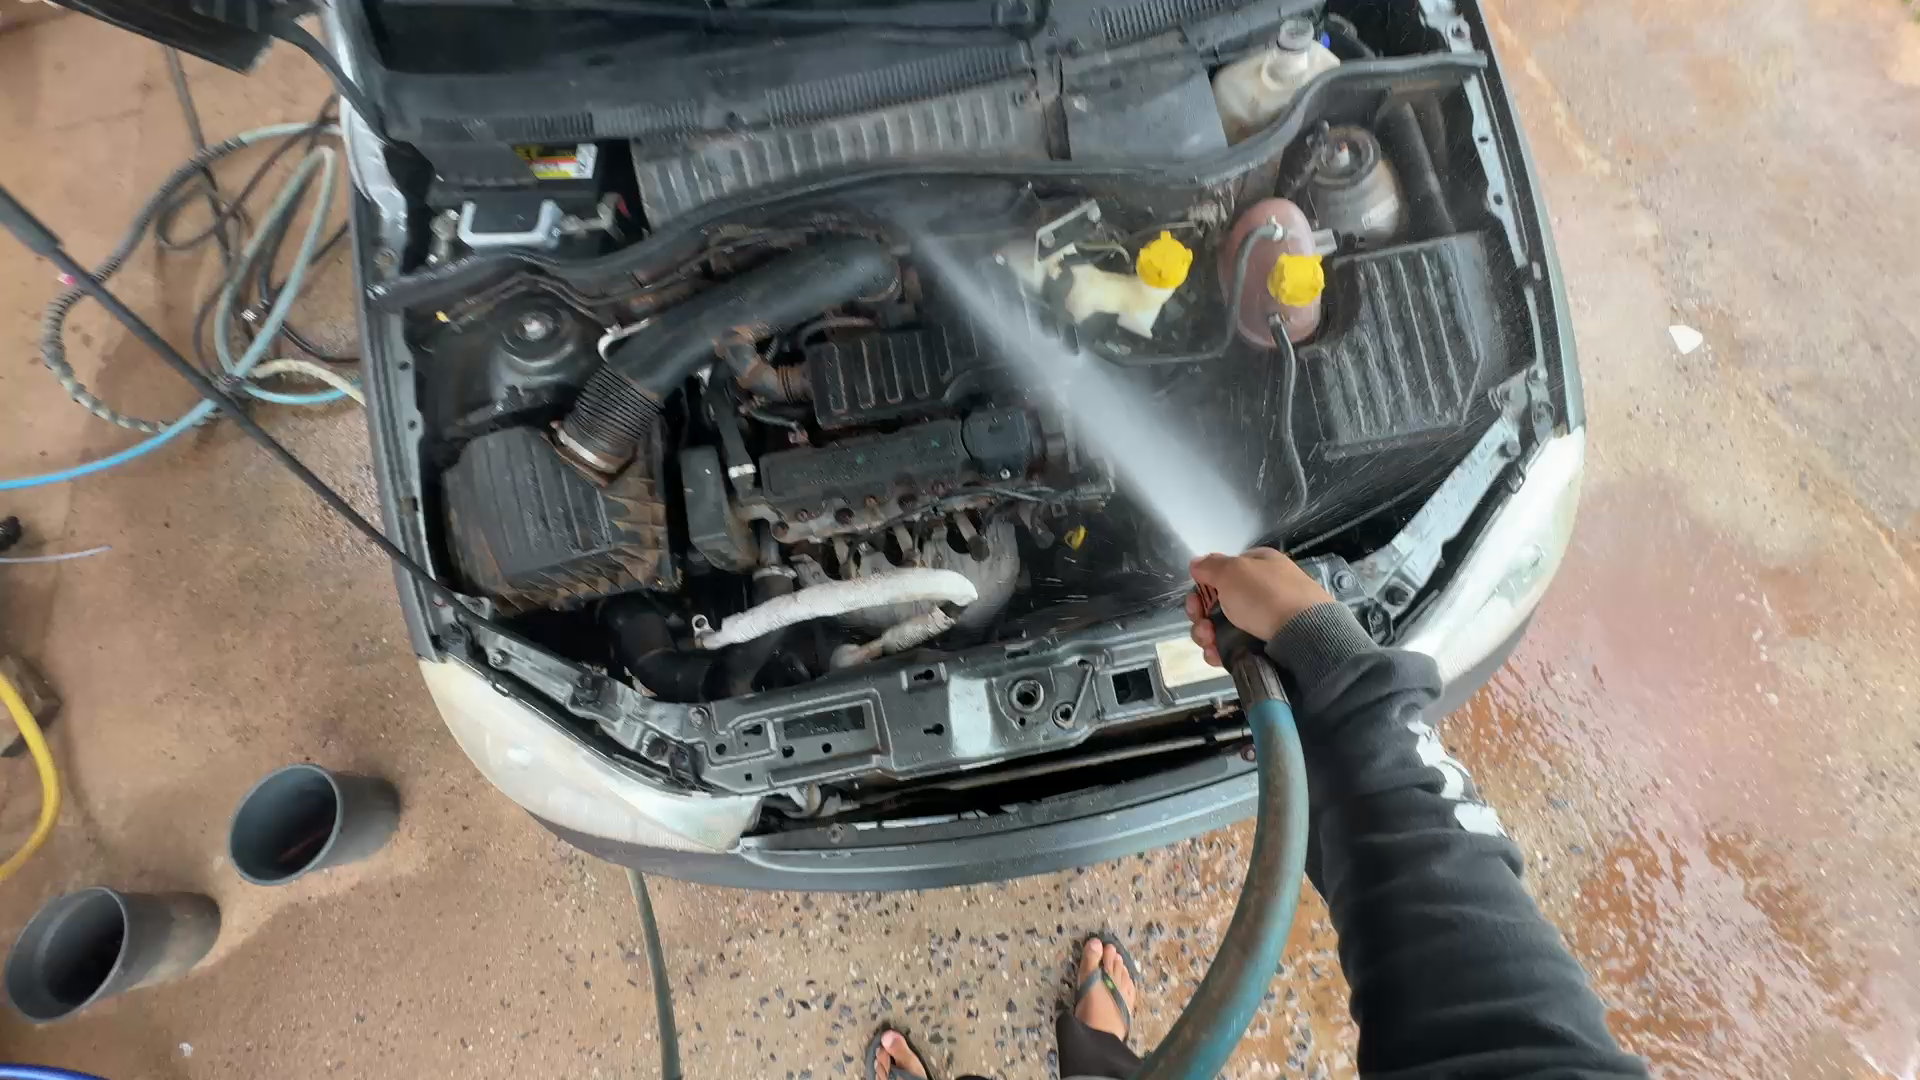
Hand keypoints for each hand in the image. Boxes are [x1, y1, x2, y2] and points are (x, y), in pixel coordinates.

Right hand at [1184, 548, 1332, 665]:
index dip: (1203, 586)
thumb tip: (1197, 563)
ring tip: (1208, 641)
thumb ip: (1210, 566)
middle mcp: (1261, 591)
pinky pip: (1232, 646)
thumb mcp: (1233, 570)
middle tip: (1201, 622)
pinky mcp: (1264, 645)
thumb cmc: (1267, 596)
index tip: (1195, 599)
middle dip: (1201, 614)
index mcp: (1258, 566)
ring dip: (1206, 633)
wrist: (1305, 635)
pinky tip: (1215, 654)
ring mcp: (1263, 619)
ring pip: (1221, 626)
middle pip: (1217, 602)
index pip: (1222, 573)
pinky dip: (1219, 650)